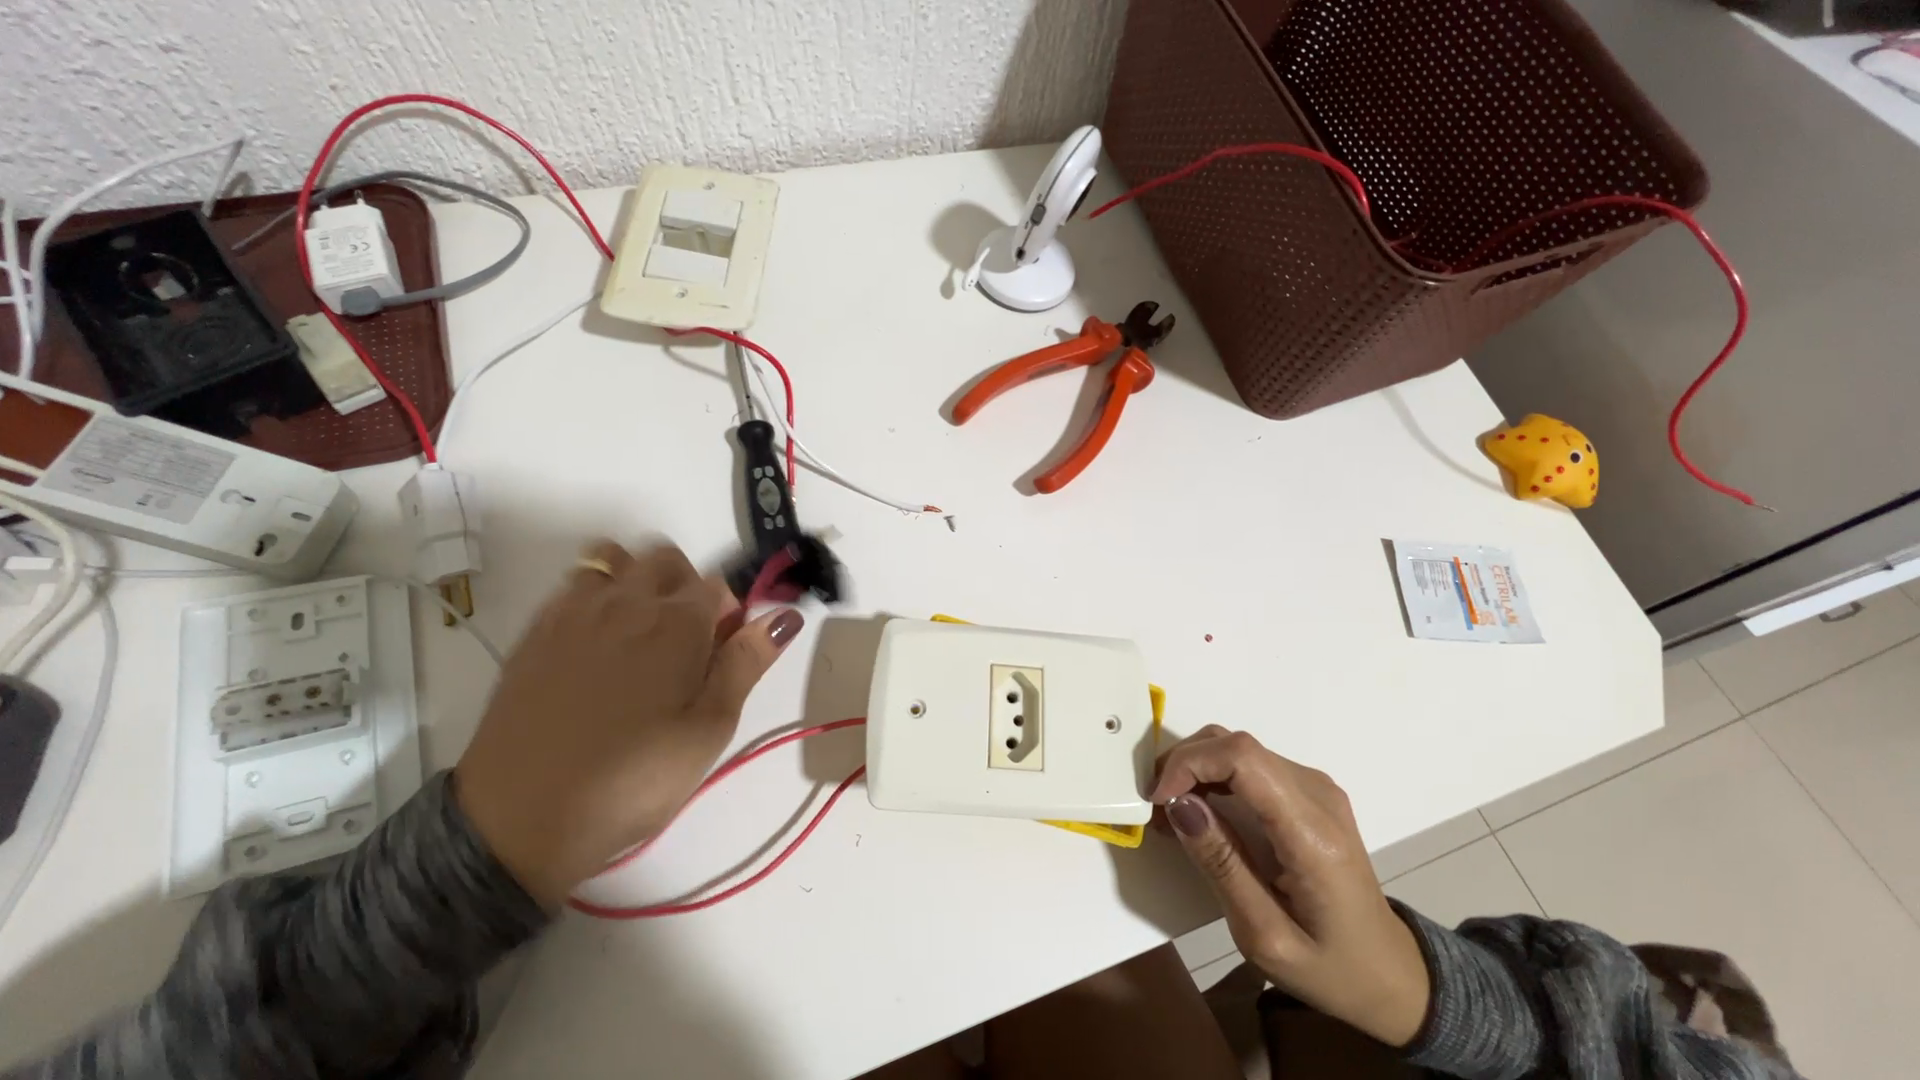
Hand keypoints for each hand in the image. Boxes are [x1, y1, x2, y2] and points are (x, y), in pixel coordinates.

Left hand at [454, 541, 804, 907]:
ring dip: (636, 580)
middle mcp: (626, 601)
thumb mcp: (707, 731)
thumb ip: (746, 664)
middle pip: (666, 559)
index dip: (729, 613)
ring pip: (614, 559)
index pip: (717, 585)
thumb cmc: (633, 780)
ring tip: (638, 633)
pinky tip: (594, 643)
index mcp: (677, 624)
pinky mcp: (535, 631)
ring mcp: (574, 611)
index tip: (724, 653)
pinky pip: (573, 583)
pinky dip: (595, 594)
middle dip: (686, 586)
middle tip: (685, 644)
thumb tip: (785, 615)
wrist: (521, 816)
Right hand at [1153, 727, 1430, 1046]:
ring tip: (1169, 814)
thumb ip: (1221, 865)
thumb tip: (1179, 805)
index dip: (1189, 764)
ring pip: (1239, 749)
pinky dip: (1213, 778)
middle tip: (1154, 809)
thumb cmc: (1330, 967)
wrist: (1391, 974)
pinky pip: (1251, 767)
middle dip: (1184, 764)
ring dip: (1195, 770)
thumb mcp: (1264, 935)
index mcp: (1311, 832)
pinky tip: (1196, 813)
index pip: (1243, 758)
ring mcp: (1316, 790)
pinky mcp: (1309, 795)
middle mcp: (1318, 795)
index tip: (1157, 801)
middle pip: (1237, 744)